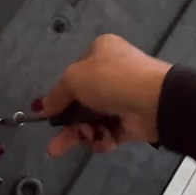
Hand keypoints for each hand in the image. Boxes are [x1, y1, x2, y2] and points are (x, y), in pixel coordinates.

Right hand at [38, 34, 170, 156]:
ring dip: (83, 132)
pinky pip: (108, 132)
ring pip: (93, 119)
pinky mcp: (131, 121)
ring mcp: (122, 98)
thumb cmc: (111, 79)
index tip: (48, 113)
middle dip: (68, 122)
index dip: (61, 94)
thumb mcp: (74, 79)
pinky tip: (98, 141)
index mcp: (100, 52)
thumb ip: (56, 95)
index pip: (74, 74)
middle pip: (81, 101)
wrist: (154, 101)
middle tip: (56, 142)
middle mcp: (112, 73)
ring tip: (81, 140)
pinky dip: (101, 139)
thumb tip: (41, 107)